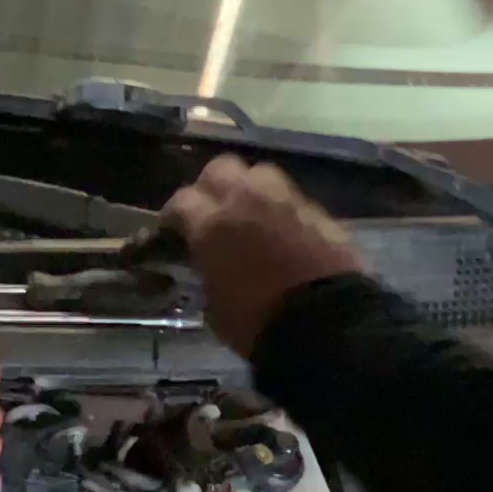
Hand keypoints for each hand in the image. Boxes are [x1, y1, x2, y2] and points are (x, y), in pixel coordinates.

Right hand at [161, 154, 363, 354]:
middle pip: (220, 168)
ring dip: (246, 190)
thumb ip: (204, 269)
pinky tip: (274, 232)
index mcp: (212, 226)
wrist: (322, 323)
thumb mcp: (212, 302)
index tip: (170, 232)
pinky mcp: (316, 210)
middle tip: (208, 214)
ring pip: (257, 174)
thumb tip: (205, 263)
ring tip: (244, 216)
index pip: (181, 201)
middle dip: (209, 187)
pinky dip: (275, 208)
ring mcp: (285, 201)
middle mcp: (246, 201)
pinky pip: (287, 196)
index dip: (172, 216)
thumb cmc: (254, 321)